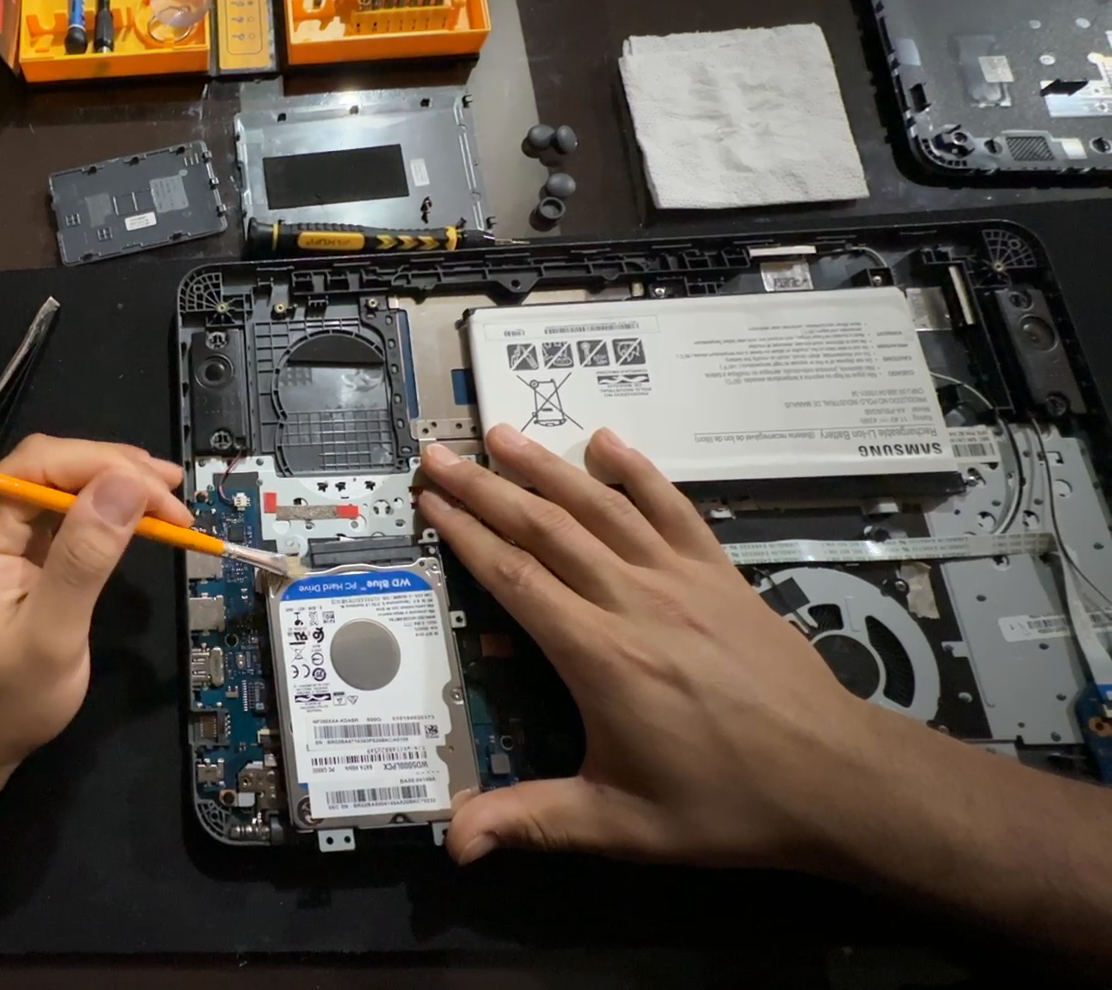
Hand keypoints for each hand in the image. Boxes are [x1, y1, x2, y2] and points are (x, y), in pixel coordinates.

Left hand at [0, 435, 193, 776]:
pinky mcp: (4, 549)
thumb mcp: (52, 636)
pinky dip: (97, 508)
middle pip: (48, 464)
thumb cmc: (4, 702)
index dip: (107, 464)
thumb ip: (85, 558)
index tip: (164, 490)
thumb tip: (126, 484)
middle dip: (115, 469)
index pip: (41, 464)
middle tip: (176, 493)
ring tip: (167, 497)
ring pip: (54, 481)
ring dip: (112, 483)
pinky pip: (53, 510)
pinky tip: (131, 514)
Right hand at [419, 426, 923, 871]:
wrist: (848, 786)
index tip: (430, 503)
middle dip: (483, 487)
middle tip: (438, 456)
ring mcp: (680, 579)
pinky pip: (674, 509)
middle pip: (544, 528)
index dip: (465, 534)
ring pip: (600, 507)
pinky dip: (638, 471)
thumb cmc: (724, 803)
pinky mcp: (718, 573)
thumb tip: (454, 842)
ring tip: (499, 436)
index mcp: (599, 654)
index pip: (515, 576)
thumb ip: (532, 822)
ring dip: (544, 467)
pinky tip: (606, 441)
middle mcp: (632, 601)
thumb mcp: (620, 825)